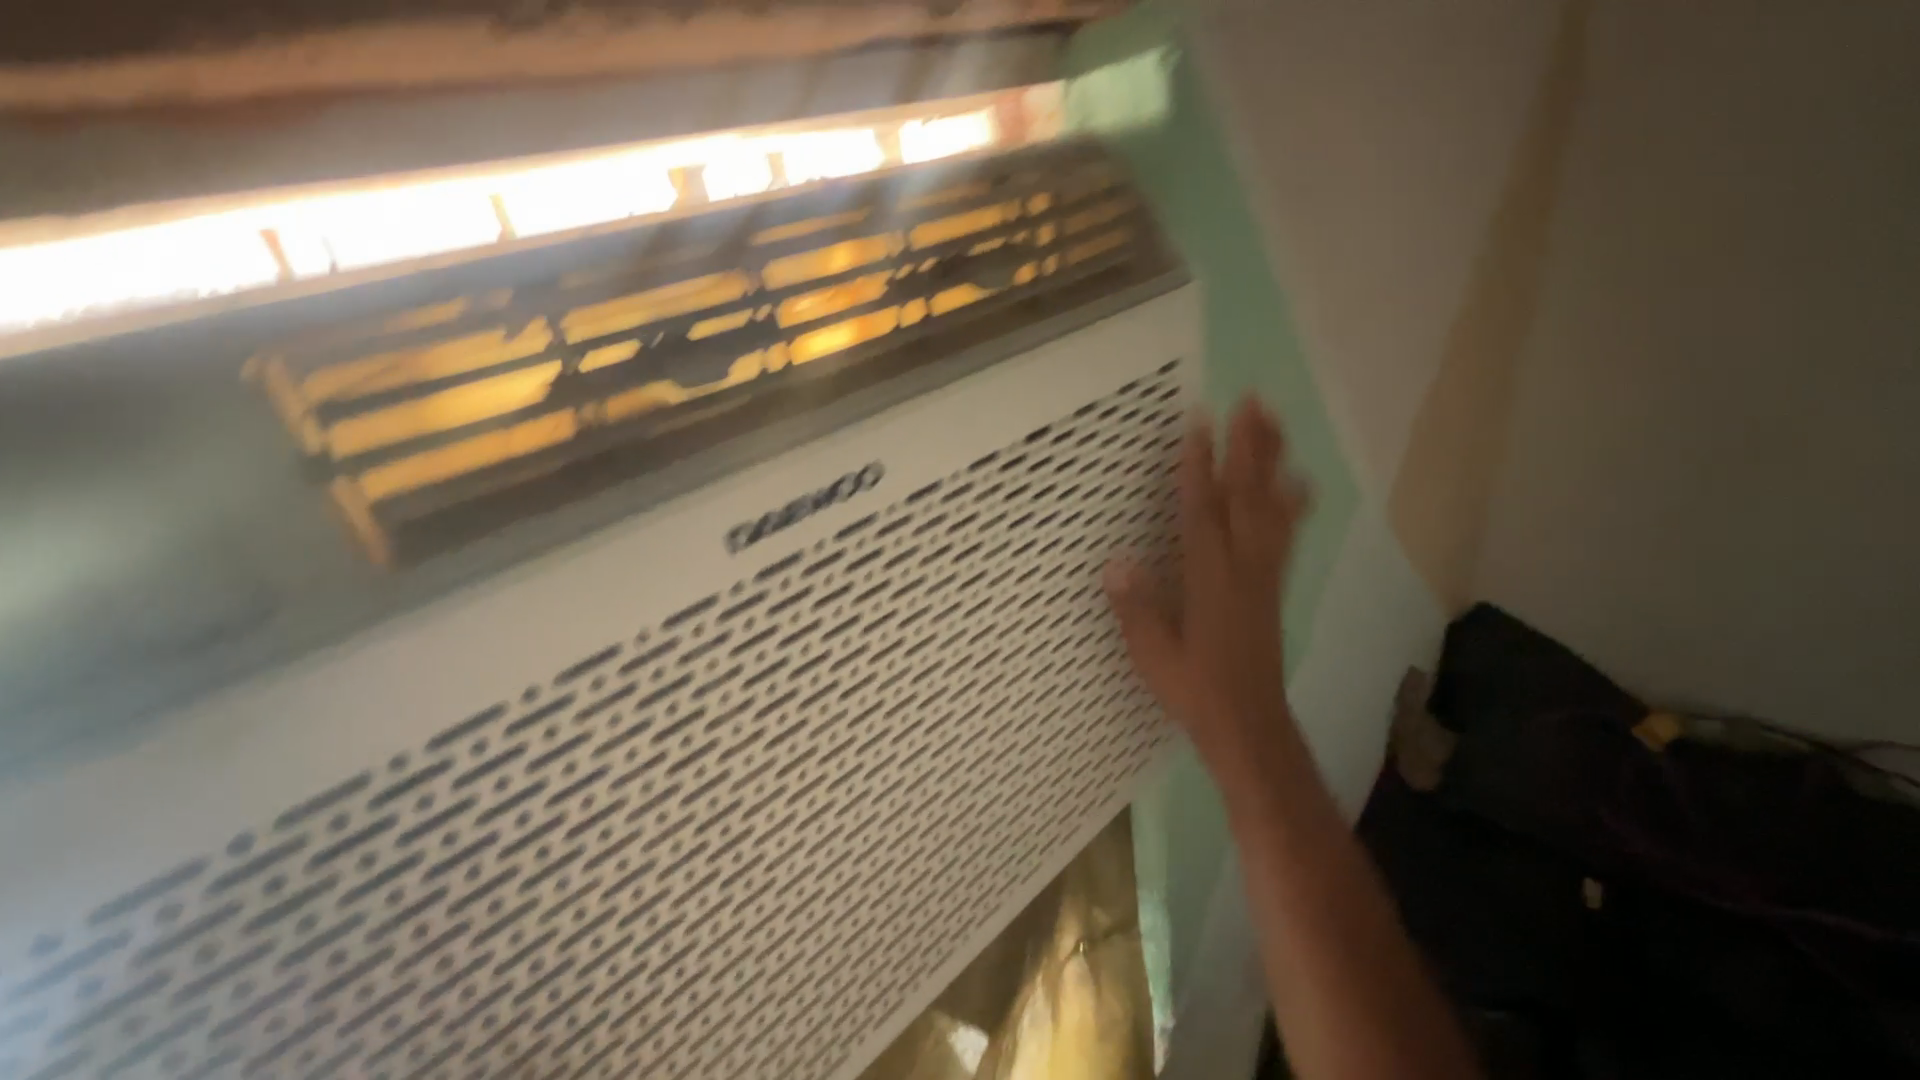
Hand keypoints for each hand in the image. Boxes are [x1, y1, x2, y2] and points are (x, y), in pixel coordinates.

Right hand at [1104, 395, 1308, 781]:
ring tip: (1275, 423)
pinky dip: (1291, 504)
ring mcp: (1262, 575)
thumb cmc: (1195, 689)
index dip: (1200, 467)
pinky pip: (1283, 535)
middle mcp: (1242, 568)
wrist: (1248, 723)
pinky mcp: (1272, 587)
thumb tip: (1115, 562)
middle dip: (1248, 448)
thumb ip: (1136, 609)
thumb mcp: (1153, 655)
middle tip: (1252, 401)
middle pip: (1246, 498)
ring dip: (1272, 463)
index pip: (1202, 513)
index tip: (1200, 423)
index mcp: (1209, 580)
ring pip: (1270, 509)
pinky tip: (1298, 485)